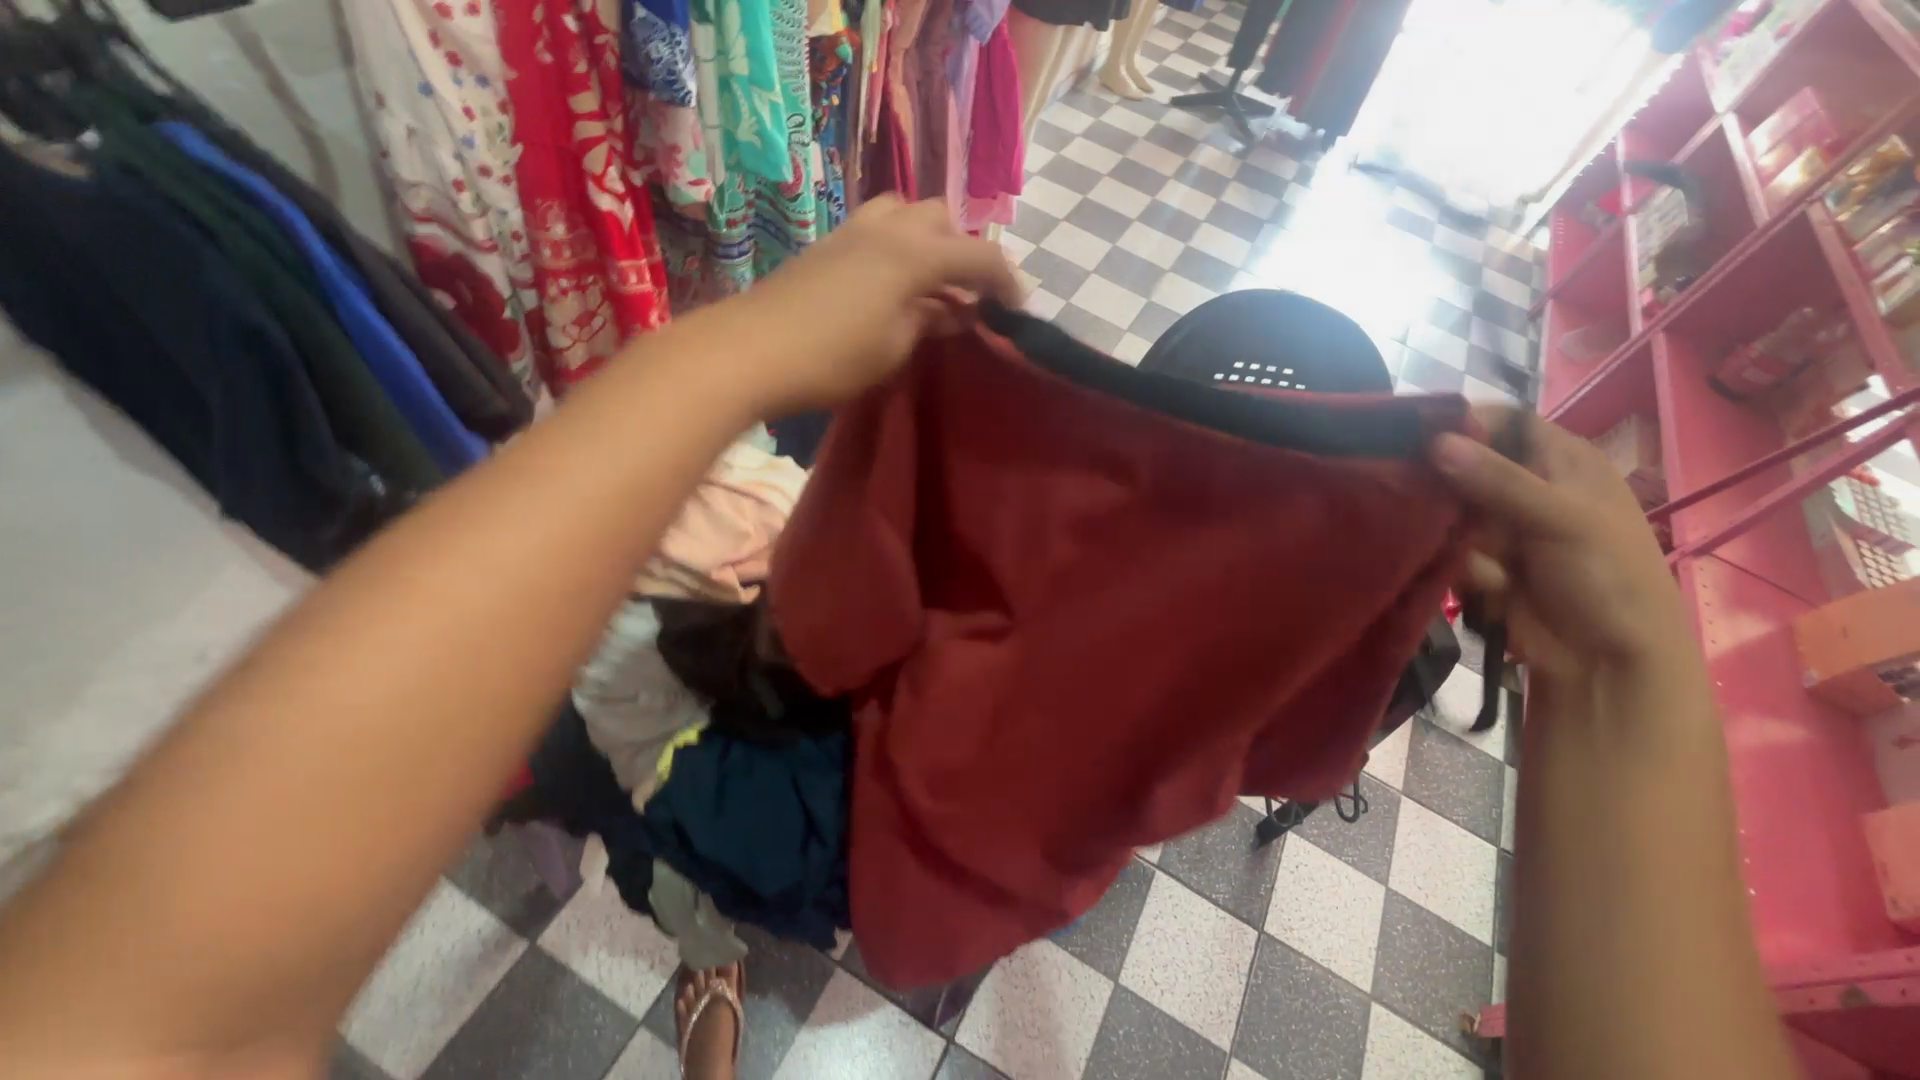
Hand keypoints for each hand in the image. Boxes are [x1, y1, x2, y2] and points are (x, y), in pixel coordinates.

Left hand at [728, 196, 1021, 413]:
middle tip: (967, 296)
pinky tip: (890, 287)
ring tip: (928, 285)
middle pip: (943, 218)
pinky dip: (898, 247)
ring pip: (906, 214)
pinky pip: (877, 229)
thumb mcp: (894, 347)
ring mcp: (852, 231)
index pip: (980, 254)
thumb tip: (955, 313)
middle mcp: (888, 228)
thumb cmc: (831, 356)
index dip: (1006, 280)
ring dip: (928, 242)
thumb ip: (930, 322)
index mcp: (914, 254)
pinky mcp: (826, 245)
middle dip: (964, 251)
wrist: (750, 350)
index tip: (1016, 311)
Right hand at [1431, 410, 1697, 681]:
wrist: (1606, 662)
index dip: (1465, 422)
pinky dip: (1459, 567)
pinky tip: (1490, 586)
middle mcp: (1527, 487)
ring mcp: (1501, 528)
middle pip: (1465, 466)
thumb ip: (1499, 480)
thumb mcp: (1563, 520)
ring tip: (1483, 561)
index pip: (1504, 422)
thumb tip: (1435, 442)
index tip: (1417, 433)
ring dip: (1453, 534)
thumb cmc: (1608, 578)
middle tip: (1425, 495)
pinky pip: (1446, 551)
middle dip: (1445, 483)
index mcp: (1562, 461)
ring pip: (1449, 511)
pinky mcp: (1479, 564)